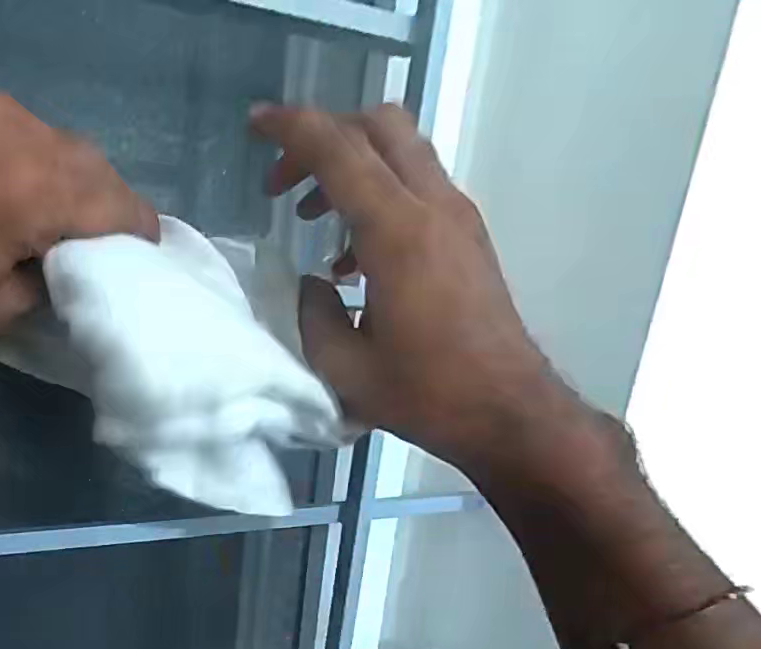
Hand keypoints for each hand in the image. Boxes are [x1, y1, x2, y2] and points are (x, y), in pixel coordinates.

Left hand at [0, 92, 157, 397]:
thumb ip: (43, 275)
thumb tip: (62, 261)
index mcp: (31, 190)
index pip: (113, 203)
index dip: (135, 232)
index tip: (142, 255)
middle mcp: (11, 130)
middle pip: (86, 163)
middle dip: (102, 204)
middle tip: (101, 243)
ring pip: (47, 142)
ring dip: (62, 180)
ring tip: (55, 222)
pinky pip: (6, 132)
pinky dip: (22, 162)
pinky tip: (10, 194)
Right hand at [251, 103, 599, 477]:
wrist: (505, 409)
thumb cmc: (421, 394)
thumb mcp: (342, 367)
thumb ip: (312, 315)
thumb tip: (312, 284)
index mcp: (396, 235)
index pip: (339, 153)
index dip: (292, 130)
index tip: (255, 126)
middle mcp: (432, 209)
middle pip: (379, 128)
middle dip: (323, 138)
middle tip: (283, 184)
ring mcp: (457, 219)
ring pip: (401, 153)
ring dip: (349, 168)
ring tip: (310, 219)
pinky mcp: (466, 237)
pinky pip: (416, 188)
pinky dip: (375, 197)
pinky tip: (351, 259)